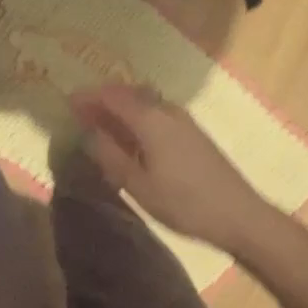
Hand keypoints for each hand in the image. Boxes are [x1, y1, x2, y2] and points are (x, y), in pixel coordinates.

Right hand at [69, 85, 283, 249]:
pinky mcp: (193, 132)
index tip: (67, 103)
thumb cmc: (184, 203)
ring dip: (121, 106)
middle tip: (81, 113)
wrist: (240, 215)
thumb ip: (109, 156)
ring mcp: (183, 119)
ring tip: (103, 125)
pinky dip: (137, 115)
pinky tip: (133, 137)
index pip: (111, 96)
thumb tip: (87, 133)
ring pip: (144, 100)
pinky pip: (156, 111)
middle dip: (103, 98)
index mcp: (150, 119)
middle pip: (128, 92)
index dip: (87, 97)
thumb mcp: (138, 185)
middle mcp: (166, 110)